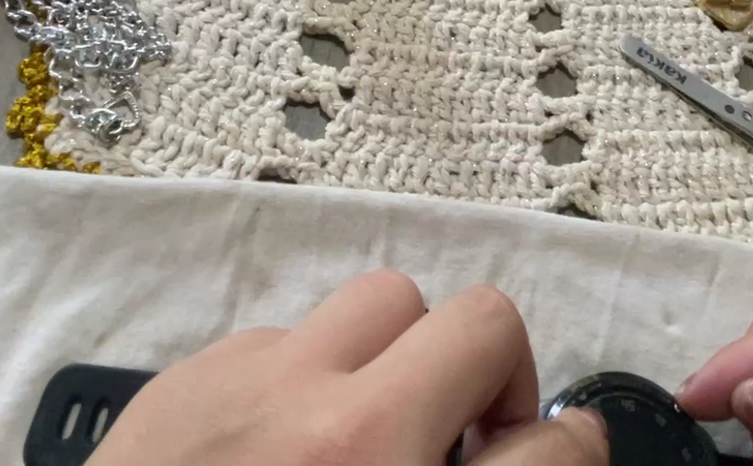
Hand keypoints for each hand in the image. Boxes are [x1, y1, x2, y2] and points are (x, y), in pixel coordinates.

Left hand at [91, 270, 609, 465]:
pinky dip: (301, 382)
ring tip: (364, 427)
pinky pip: (286, 336)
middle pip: (478, 321)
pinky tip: (269, 450)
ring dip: (396, 360)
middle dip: (490, 375)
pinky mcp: (185, 378)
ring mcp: (250, 388)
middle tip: (462, 436)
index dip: (567, 448)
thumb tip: (548, 448)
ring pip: (380, 301)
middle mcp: (328, 436)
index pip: (546, 451)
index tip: (556, 448)